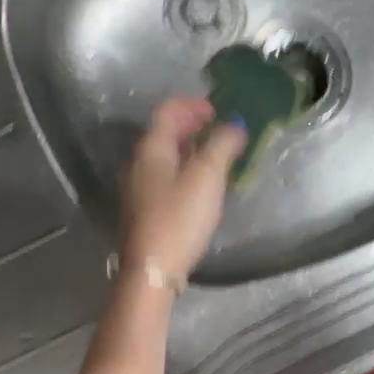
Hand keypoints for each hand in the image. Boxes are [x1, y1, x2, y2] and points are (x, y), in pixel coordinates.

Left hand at [119, 96, 246, 280]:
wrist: (152, 269)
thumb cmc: (179, 218)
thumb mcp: (207, 177)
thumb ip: (222, 146)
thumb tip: (236, 126)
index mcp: (151, 148)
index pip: (167, 111)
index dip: (192, 105)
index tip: (216, 109)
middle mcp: (138, 163)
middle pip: (163, 133)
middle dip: (190, 126)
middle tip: (217, 129)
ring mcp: (137, 188)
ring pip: (163, 157)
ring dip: (187, 150)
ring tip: (213, 155)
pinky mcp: (143, 211)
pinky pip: (163, 178)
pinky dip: (182, 170)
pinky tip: (198, 185)